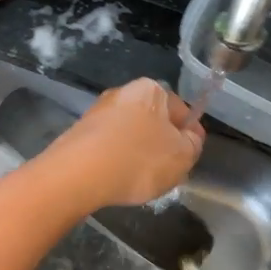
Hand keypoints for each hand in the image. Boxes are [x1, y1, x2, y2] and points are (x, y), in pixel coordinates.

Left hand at [36, 79, 203, 209]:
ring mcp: (96, 113)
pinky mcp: (78, 134)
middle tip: (169, 170)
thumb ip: (192, 145)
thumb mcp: (182, 156)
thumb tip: (188, 138)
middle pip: (152, 121)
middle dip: (162, 143)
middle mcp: (121, 93)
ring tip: (142, 179)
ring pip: (129, 135)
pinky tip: (118, 180)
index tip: (192, 155)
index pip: (181, 110)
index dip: (191, 134)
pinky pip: (108, 148)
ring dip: (138, 153)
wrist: (78, 175)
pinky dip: (117, 161)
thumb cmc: (138, 160)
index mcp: (150, 89)